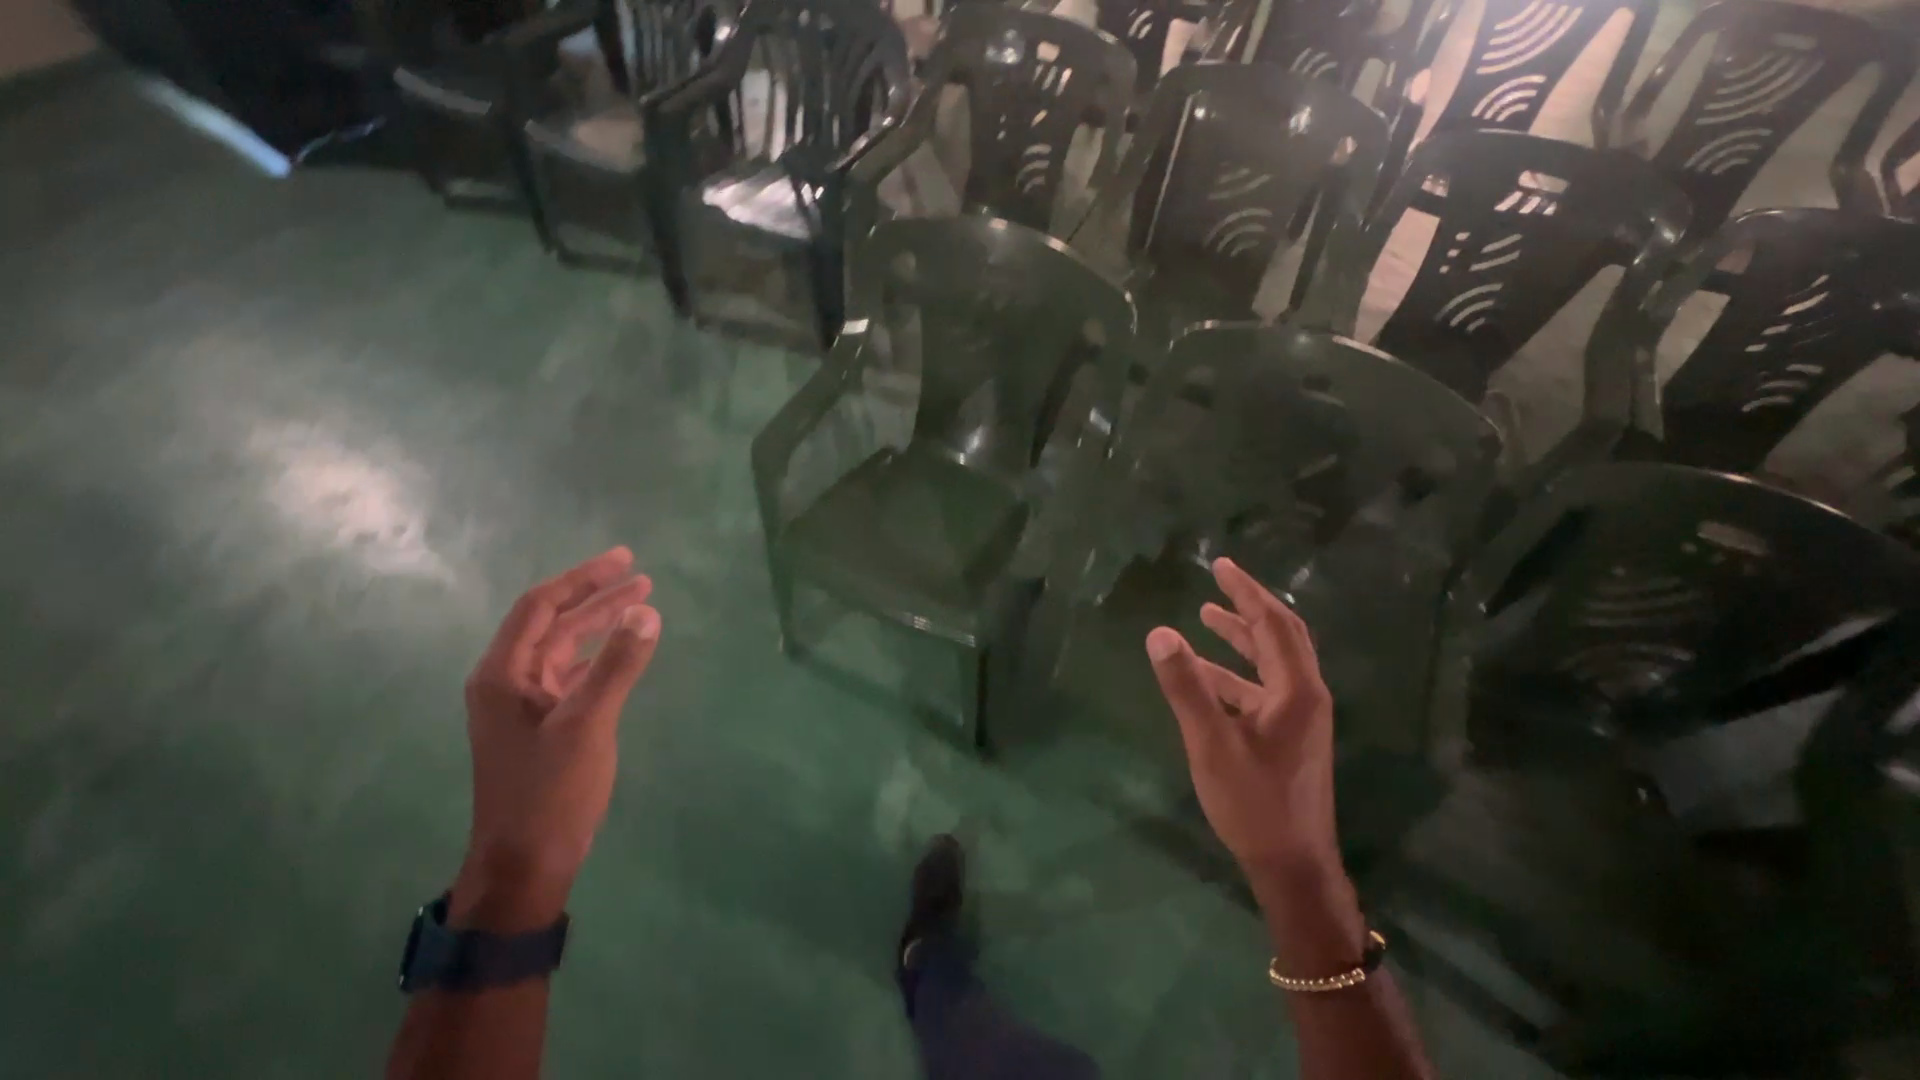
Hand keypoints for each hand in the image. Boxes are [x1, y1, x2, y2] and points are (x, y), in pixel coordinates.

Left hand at [452, 548, 660, 930]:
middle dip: (596, 598)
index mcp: (502, 673)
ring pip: (565, 649)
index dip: (582, 578)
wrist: (525, 862)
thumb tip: (646, 611)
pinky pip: (573, 676)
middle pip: (553, 623)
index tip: (625, 559)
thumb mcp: (587, 723)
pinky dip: (599, 658)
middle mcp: (507, 682)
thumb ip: (617, 665)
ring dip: (600, 625)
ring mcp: (524, 706)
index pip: (540, 606)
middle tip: (642, 576)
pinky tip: (625, 651)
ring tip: (642, 604)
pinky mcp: (543, 727)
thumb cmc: (549, 790)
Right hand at [1145, 558, 1339, 877]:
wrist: (1292, 865)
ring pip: (1272, 664)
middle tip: (1219, 580)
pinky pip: (1262, 690)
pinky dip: (1235, 674)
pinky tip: (1205, 677)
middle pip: (1282, 637)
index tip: (1221, 565)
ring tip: (1206, 618)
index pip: (1274, 624)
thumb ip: (1186, 687)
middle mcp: (1306, 697)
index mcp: (1297, 690)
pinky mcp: (1290, 738)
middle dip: (1249, 607)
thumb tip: (1160, 632)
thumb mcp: (1212, 743)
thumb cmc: (1254, 802)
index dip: (1247, 592)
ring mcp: (1301, 719)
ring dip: (1242, 639)